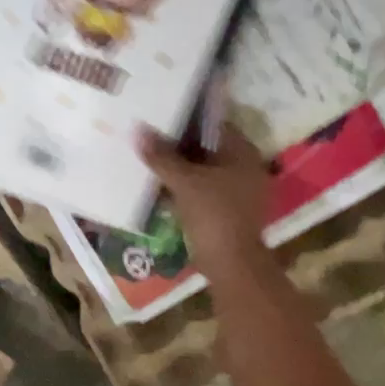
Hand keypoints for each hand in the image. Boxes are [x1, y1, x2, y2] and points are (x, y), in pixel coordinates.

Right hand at [139, 122, 274, 270]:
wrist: (230, 262)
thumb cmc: (212, 214)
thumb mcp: (183, 182)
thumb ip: (161, 157)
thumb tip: (138, 131)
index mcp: (242, 152)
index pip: (213, 125)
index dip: (187, 122)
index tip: (162, 123)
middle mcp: (247, 167)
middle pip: (209, 150)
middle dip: (182, 150)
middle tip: (153, 145)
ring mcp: (241, 192)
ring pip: (207, 174)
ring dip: (184, 173)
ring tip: (154, 168)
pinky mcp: (232, 214)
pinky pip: (207, 194)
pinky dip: (189, 193)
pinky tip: (166, 194)